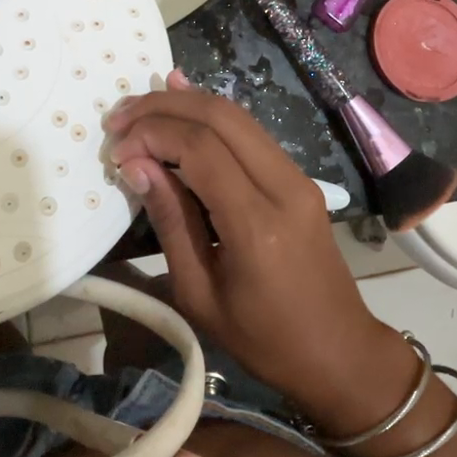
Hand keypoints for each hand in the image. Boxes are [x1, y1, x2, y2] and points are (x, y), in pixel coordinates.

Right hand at [105, 73, 403, 416]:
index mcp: (257, 224)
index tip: (117, 150)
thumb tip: (136, 166)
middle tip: (120, 118)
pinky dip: (213, 117)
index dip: (153, 136)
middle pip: (221, 117)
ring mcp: (298, 177)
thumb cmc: (264, 340)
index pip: (201, 149)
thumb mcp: (200, 294)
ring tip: (140, 109)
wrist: (339, 351)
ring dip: (187, 105)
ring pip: (239, 116)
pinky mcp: (300, 177)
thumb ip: (171, 222)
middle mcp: (284, 186)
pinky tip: (183, 106)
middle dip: (164, 107)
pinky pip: (252, 133)